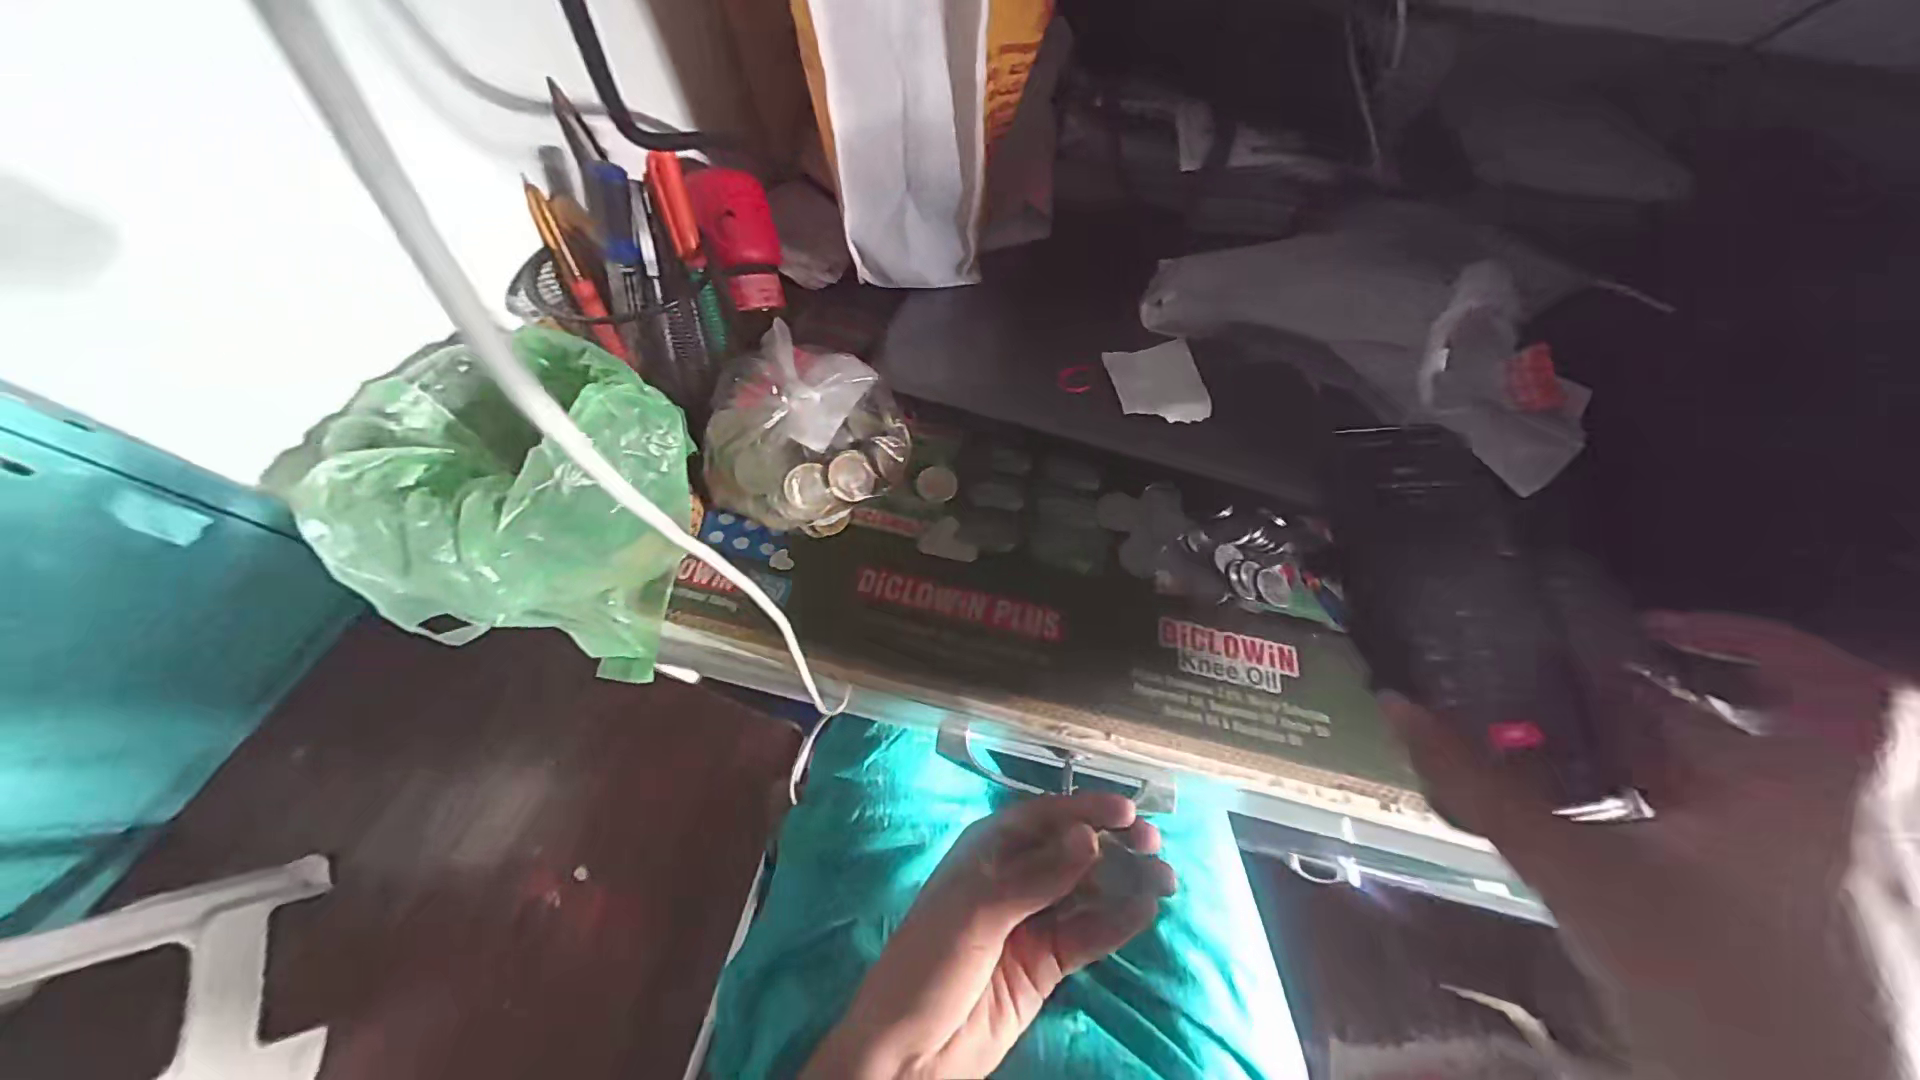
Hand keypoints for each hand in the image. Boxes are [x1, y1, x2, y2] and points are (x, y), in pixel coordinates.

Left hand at [802, 793, 1176, 1079]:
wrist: (910, 1050)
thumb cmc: (930, 961)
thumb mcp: (978, 910)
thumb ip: (1035, 876)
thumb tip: (1089, 838)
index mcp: (988, 851)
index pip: (1043, 819)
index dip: (1084, 810)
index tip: (1128, 810)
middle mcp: (1014, 878)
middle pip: (1070, 852)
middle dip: (1111, 843)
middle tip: (1152, 842)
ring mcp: (1032, 921)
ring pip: (1086, 892)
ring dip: (1123, 881)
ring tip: (1164, 878)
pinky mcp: (1046, 962)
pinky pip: (1087, 934)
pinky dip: (1116, 921)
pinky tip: (1145, 910)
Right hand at [1382, 611, 1899, 1079]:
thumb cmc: (1713, 986)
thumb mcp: (1577, 874)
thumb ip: (1478, 788)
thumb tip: (1397, 707)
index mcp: (1815, 792)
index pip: (1827, 679)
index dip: (1743, 637)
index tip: (1648, 626)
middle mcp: (1836, 817)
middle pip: (1733, 724)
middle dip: (1633, 697)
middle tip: (1541, 679)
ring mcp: (1820, 865)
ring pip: (1722, 778)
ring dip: (1635, 751)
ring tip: (1544, 736)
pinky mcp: (1793, 906)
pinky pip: (1721, 825)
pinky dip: (1654, 801)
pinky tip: (1587, 808)